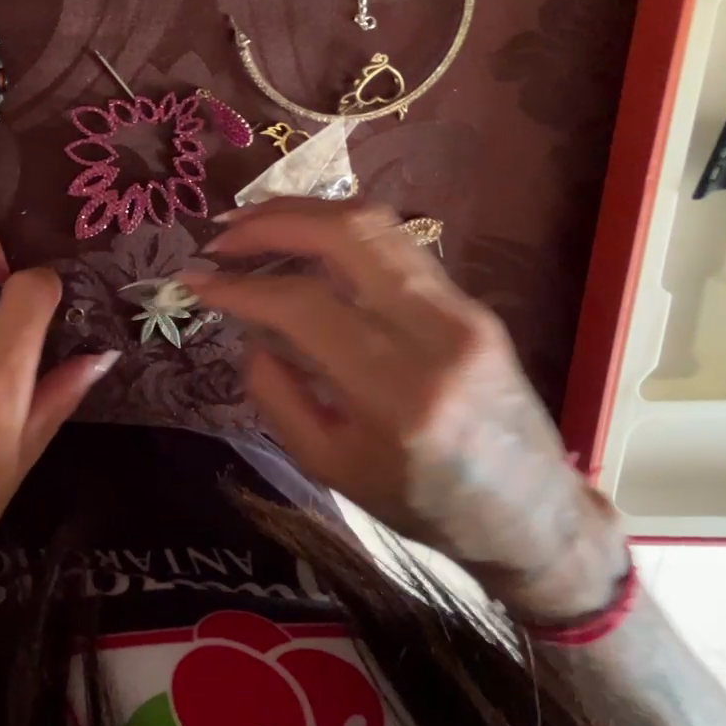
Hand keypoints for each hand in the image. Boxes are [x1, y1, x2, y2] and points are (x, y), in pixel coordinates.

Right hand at [178, 199, 627, 620]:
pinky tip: (299, 239)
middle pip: (348, 235)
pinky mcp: (469, 301)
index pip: (303, 304)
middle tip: (220, 236)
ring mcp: (462, 309)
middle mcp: (436, 333)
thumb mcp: (326, 463)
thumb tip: (250, 331)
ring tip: (250, 223)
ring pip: (377, 224)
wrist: (532, 514)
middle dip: (271, 222)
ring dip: (304, 212)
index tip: (193, 281)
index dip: (238, 286)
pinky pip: (394, 244)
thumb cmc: (418, 500)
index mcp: (395, 390)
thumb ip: (275, 393)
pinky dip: (335, 229)